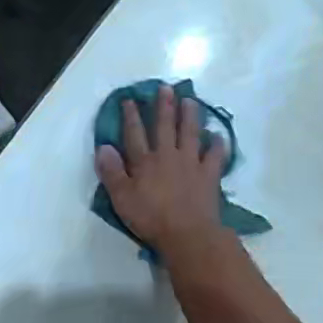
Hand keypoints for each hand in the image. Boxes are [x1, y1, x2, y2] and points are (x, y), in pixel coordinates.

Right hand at [95, 84, 229, 257]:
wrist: (187, 234)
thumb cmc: (150, 217)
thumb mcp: (121, 197)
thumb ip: (111, 171)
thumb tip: (104, 147)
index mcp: (144, 161)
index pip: (134, 134)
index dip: (131, 116)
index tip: (129, 99)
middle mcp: (167, 156)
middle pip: (165, 126)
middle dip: (164, 106)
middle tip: (166, 88)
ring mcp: (191, 164)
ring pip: (191, 134)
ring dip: (190, 116)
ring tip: (191, 101)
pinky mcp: (209, 175)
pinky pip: (215, 156)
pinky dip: (217, 145)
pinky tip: (218, 136)